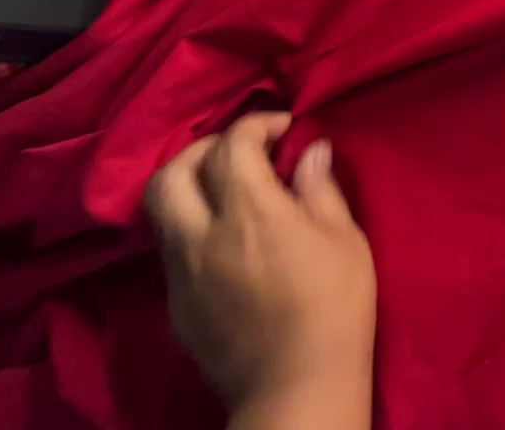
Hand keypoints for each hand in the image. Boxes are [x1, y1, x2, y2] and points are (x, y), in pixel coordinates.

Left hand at [144, 114, 374, 425]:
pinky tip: (228, 232)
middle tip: (243, 148)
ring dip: (190, 184)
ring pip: (160, 210)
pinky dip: (193, 221)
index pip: (231, 147)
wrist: (296, 379)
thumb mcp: (344, 236)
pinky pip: (171, 245)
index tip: (286, 127)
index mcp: (250, 213)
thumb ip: (318, 189)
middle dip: (203, 148)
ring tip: (231, 186)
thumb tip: (309, 150)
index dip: (255, 125)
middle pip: (170, 174)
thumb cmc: (337, 299)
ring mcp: (181, 272)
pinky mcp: (175, 301)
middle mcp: (202, 236)